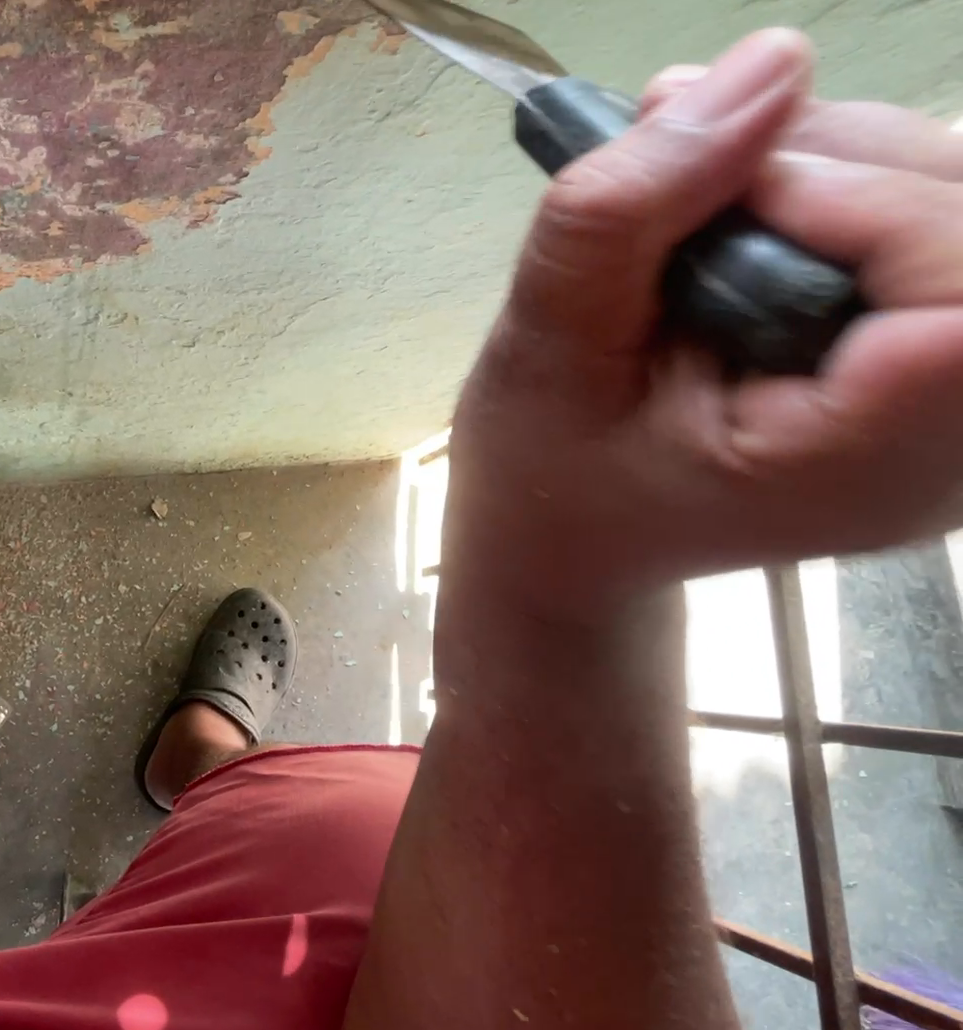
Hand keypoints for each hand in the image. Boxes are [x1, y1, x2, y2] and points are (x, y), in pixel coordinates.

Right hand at [444, 28, 962, 621]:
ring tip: (701, 191)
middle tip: (685, 159)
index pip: (960, 274)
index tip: (712, 192)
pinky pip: (939, 247)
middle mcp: (958, 444)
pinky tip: (748, 218)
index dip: (855, 198)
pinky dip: (847, 199)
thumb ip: (620, 222)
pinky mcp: (939, 383)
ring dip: (840, 168)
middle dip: (840, 164)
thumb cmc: (535, 476)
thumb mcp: (541, 354)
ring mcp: (960, 416)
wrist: (560, 542)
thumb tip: (764, 62)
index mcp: (860, 461)